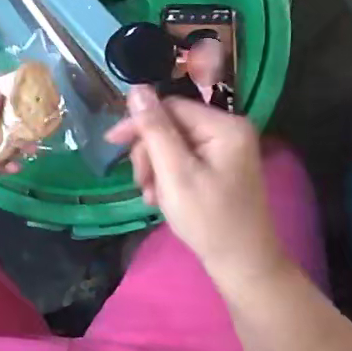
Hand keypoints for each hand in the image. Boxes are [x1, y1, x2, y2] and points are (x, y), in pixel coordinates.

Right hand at [106, 86, 287, 283]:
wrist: (240, 260)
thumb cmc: (207, 217)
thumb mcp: (174, 172)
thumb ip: (154, 130)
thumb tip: (136, 89)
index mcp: (224, 126)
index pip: (170, 107)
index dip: (138, 123)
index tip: (111, 144)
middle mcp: (228, 130)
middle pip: (169, 125)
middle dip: (148, 152)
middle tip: (142, 182)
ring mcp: (225, 149)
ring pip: (170, 144)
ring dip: (153, 168)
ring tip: (153, 195)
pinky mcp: (218, 165)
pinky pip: (181, 159)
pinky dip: (165, 176)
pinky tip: (162, 197)